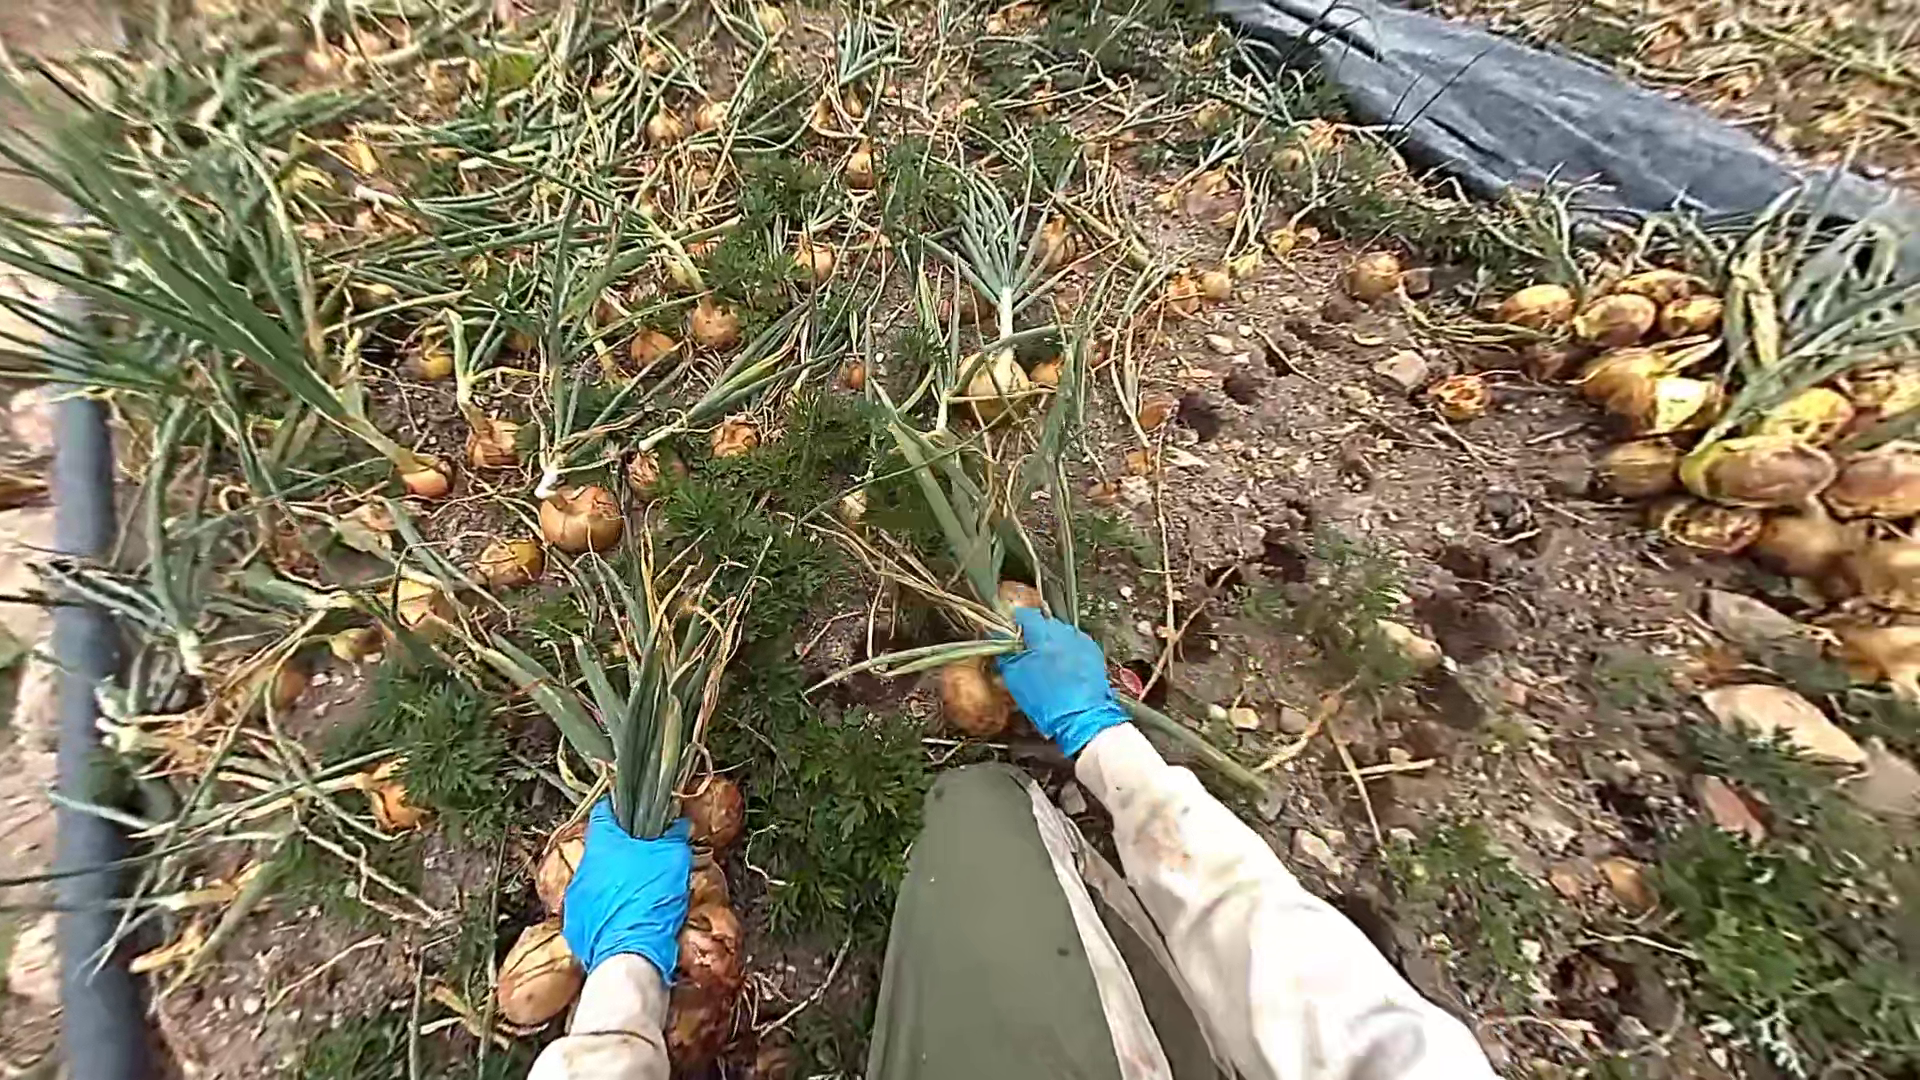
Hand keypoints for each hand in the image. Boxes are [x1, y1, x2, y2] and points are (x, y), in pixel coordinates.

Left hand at [562, 800, 692, 978]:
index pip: (604, 812)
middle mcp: (583, 867)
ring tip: (640, 884)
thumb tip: (678, 822)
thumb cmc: (652, 897)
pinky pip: (593, 905)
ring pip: (597, 876)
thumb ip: (674, 834)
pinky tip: (629, 911)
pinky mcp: (575, 926)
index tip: (638, 810)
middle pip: (603, 846)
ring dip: (615, 875)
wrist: (629, 955)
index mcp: (604, 844)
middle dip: (623, 846)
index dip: (622, 808)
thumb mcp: (674, 858)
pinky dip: (608, 903)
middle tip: (647, 850)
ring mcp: (575, 899)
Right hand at [996, 607, 1128, 756]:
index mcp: (1042, 636)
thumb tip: (995, 638)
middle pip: (1043, 621)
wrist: (1082, 719)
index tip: (1010, 629)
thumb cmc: (1048, 702)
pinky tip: (1063, 667)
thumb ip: (1004, 653)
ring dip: (1051, 641)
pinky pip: (1074, 642)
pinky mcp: (1092, 651)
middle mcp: (1063, 633)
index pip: (1025, 614)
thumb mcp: (1015, 678)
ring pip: (1060, 631)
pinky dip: (1066, 650)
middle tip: (1026, 649)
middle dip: (1034, 632)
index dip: (1015, 621)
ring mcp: (1080, 641)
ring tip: (1046, 661)